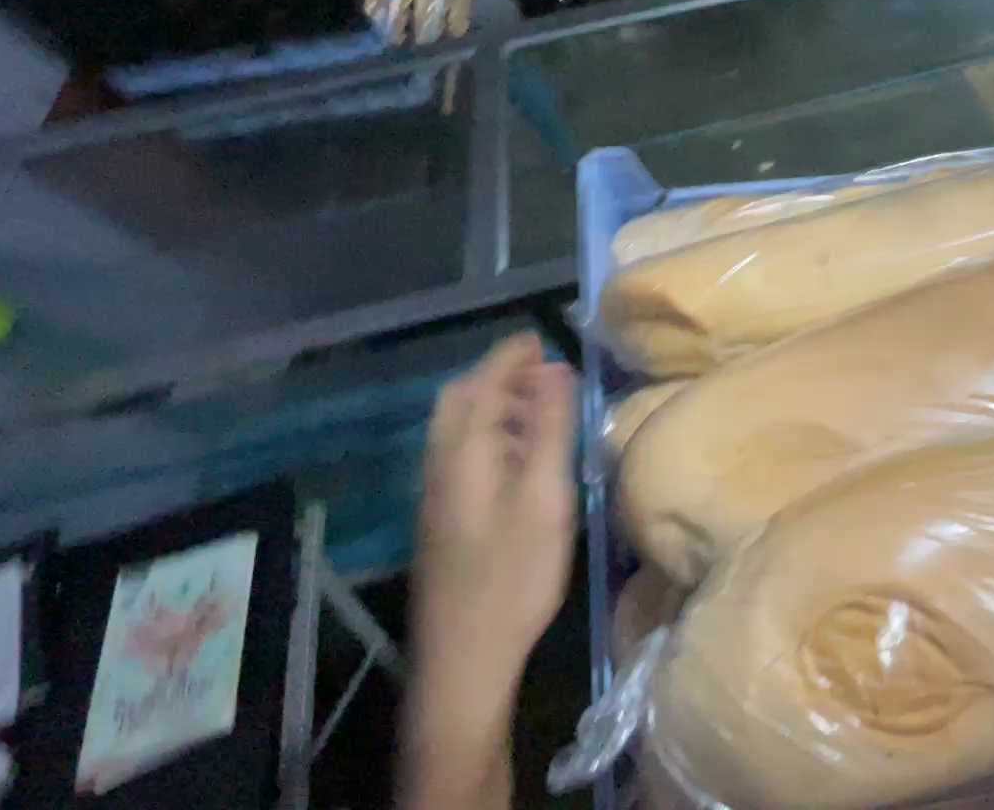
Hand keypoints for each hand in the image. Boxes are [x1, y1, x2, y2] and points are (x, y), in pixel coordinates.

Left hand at [413, 335, 576, 680]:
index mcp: (464, 451)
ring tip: (540, 405)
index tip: (541, 338)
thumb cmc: (512, 572)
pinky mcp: (445, 517)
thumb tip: (554, 368)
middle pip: (460, 400)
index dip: (510, 355)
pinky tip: (522, 455)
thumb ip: (549, 428)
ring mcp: (438, 493)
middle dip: (498, 374)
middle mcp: (442, 464)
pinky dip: (492, 433)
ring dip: (495, 403)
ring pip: (459, 428)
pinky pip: (464, 452)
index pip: (482, 382)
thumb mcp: (544, 494)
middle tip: (541, 369)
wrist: (464, 655)